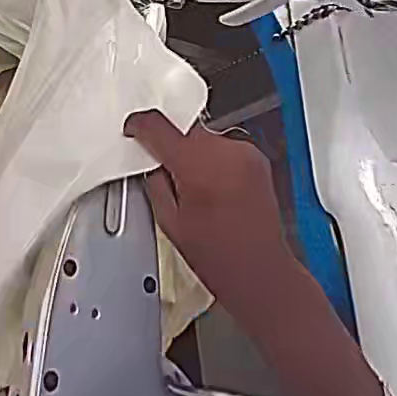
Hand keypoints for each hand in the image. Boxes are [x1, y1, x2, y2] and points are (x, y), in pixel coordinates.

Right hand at [124, 110, 304, 324]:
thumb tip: (151, 161)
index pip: (158, 125)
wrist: (260, 270)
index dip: (141, 125)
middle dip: (173, 148)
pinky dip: (217, 161)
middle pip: (185, 131)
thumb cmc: (219, 256)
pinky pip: (225, 148)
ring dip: (197, 155)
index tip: (135, 129)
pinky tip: (218, 190)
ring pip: (206, 138)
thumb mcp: (170, 221)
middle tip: (170, 176)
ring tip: (200, 191)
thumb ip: (155, 181)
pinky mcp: (257, 157)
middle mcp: (223, 151)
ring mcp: (244, 152)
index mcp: (196, 164)